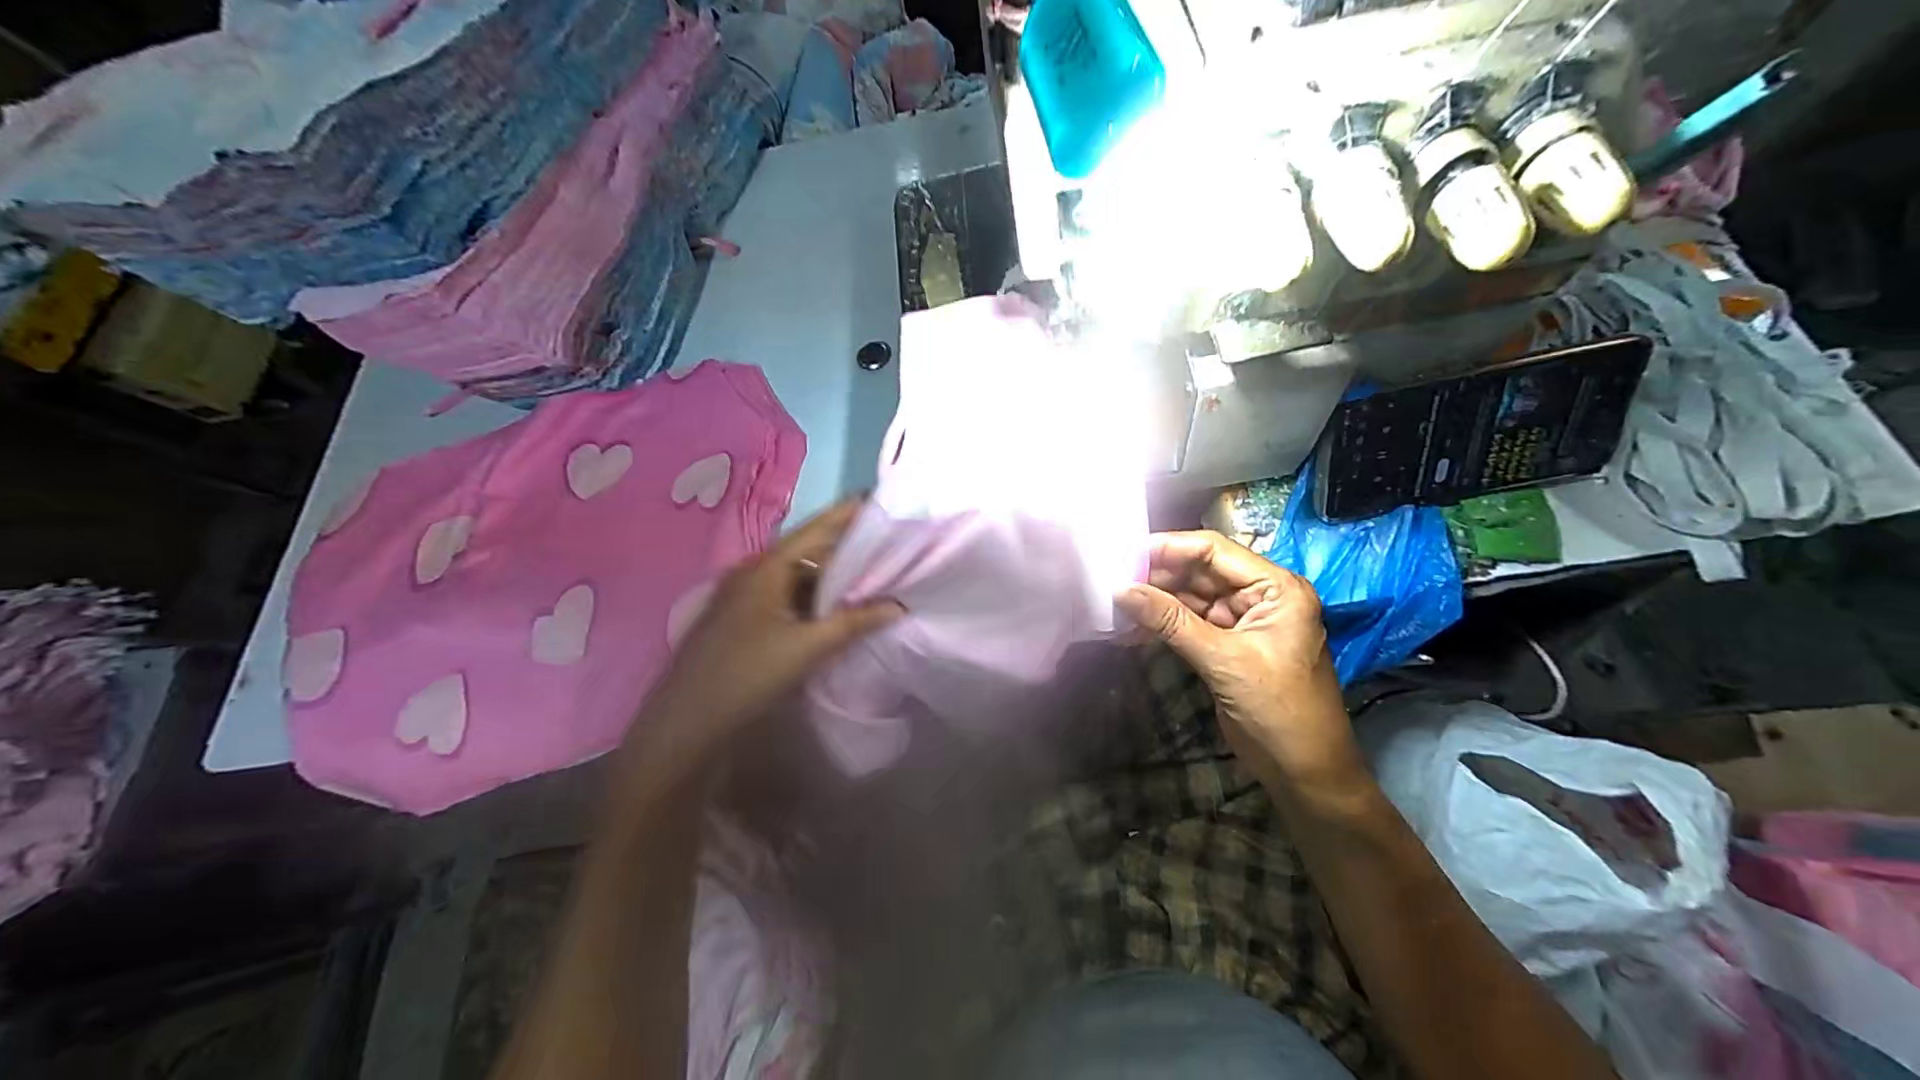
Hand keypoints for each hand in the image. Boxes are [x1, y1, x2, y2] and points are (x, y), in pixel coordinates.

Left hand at [639, 499, 902, 765]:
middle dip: (843, 549)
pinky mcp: (739, 620)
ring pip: (794, 577)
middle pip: (806, 552)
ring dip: (827, 578)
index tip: (877, 499)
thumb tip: (897, 606)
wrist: (687, 720)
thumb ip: (854, 622)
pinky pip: (783, 597)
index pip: (815, 529)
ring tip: (866, 579)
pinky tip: (830, 612)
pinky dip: (810, 599)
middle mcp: (751, 573)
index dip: (846, 514)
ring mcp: (741, 597)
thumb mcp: (809, 648)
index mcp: (766, 568)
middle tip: (883, 547)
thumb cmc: (749, 674)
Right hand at [1115, 531, 1360, 782]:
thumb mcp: (1224, 660)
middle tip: (1112, 577)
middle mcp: (1260, 596)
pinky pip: (1189, 623)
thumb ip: (1171, 621)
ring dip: (1156, 600)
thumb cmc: (1278, 710)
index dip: (1169, 548)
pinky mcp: (1227, 645)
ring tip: (1115, 600)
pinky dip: (1163, 624)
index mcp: (1276, 587)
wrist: (1306, 771)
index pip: (1215, 551)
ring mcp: (1243, 621)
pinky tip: (1131, 626)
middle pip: (1200, 572)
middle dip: (1157, 575)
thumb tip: (1121, 590)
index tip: (1125, 553)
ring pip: (1191, 598)